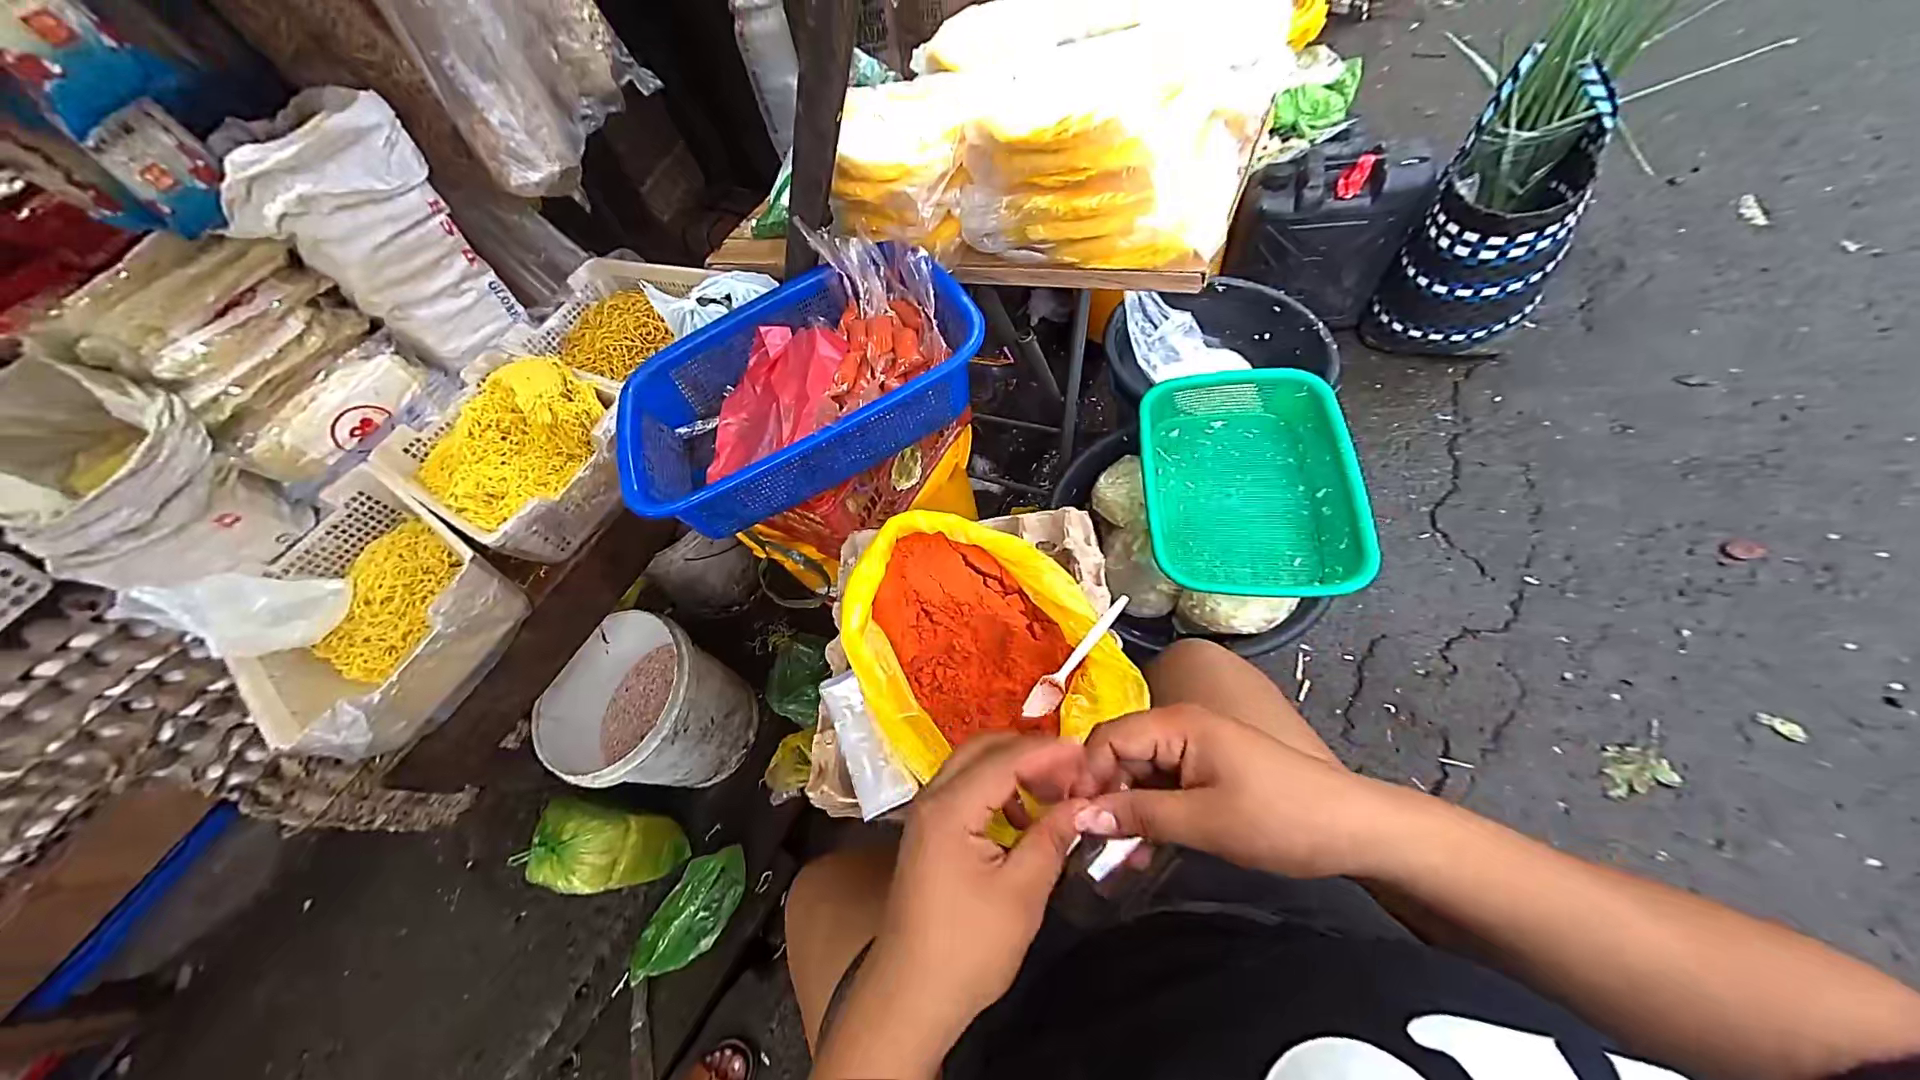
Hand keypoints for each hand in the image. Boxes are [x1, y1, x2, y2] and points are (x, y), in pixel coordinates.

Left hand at [861, 735, 1094, 1036]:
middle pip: (985, 749)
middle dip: (1031, 753)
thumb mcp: (1022, 893)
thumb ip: (1053, 837)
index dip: (1050, 753)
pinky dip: (998, 791)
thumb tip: (1085, 803)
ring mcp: (927, 814)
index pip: (1005, 758)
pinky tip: (1025, 819)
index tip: (1089, 757)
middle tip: (1073, 772)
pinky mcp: (930, 832)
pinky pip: (966, 790)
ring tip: (1056, 792)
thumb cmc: (967, 949)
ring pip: (974, 767)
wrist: (910, 997)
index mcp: (950, 808)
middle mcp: (932, 798)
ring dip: (1014, 769)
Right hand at [1078, 704, 1420, 879]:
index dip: (1087, 777)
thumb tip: (1079, 815)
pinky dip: (1150, 812)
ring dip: (1127, 809)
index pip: (1108, 738)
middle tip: (1096, 843)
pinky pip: (1162, 784)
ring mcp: (1195, 747)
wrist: (1354, 830)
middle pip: (1120, 752)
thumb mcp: (1203, 822)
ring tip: (1121, 854)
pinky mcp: (1206, 769)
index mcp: (1178, 723)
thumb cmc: (1280, 818)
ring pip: (1139, 772)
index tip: (1077, 820)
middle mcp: (1180, 726)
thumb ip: (1138, 815)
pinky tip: (1145, 847)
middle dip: (1105, 795)